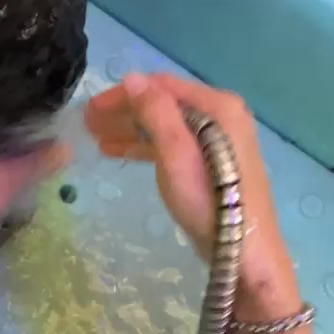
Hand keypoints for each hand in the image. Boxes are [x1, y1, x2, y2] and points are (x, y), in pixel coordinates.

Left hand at [0, 141, 71, 264]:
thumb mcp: (10, 177)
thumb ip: (38, 162)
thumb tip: (68, 146)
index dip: (22, 135)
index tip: (46, 139)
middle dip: (19, 159)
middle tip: (47, 162)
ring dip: (12, 180)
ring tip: (38, 181)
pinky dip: (4, 198)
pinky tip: (19, 204)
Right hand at [86, 74, 300, 312]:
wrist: (246, 254)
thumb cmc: (208, 201)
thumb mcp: (176, 153)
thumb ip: (156, 112)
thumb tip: (132, 78)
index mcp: (218, 106)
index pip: (161, 85)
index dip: (123, 94)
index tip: (91, 109)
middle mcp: (223, 114)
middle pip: (164, 102)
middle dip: (124, 111)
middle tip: (88, 124)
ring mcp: (222, 139)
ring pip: (167, 123)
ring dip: (131, 128)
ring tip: (98, 140)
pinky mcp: (216, 162)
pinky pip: (175, 142)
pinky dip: (148, 144)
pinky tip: (122, 152)